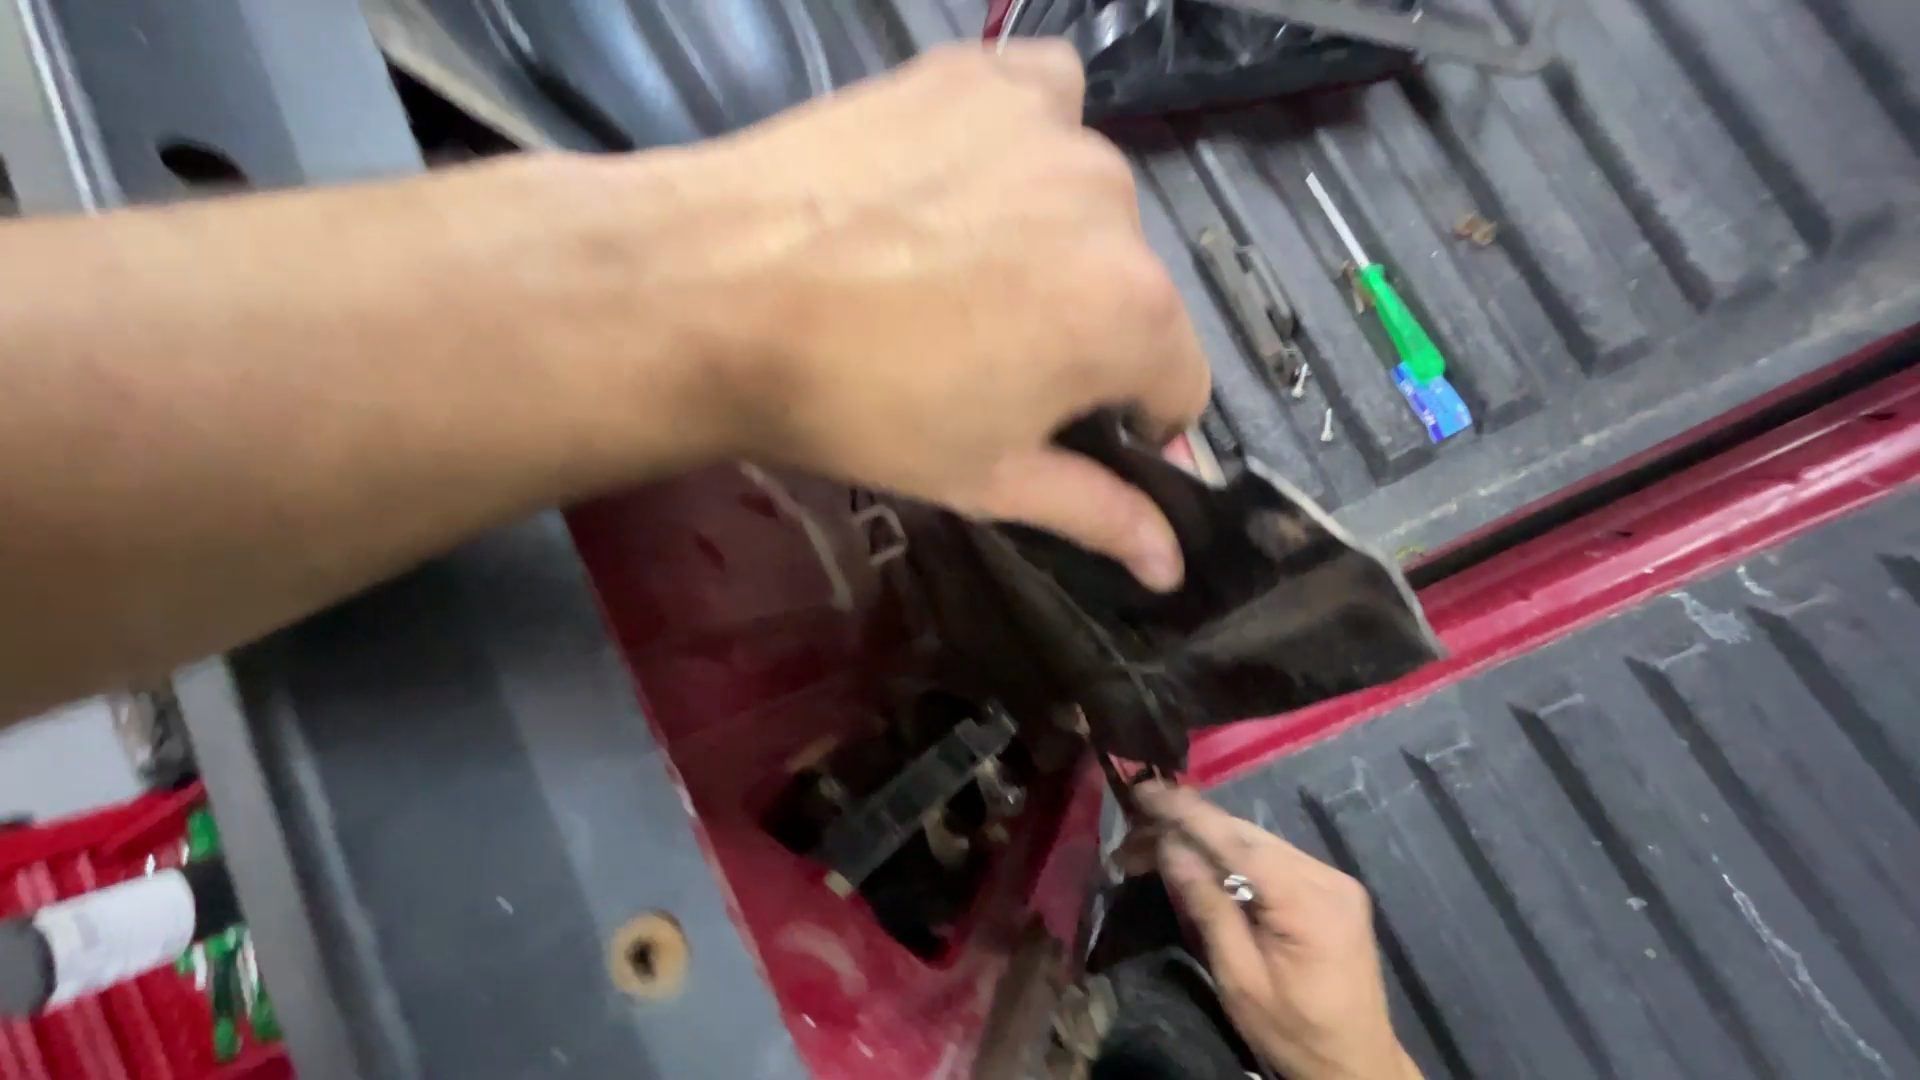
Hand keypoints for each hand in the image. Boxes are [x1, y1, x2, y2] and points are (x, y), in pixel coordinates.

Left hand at [637, 42, 1210, 589]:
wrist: (717, 293)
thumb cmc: (862, 408)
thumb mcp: (987, 477)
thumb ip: (1096, 511)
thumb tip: (1171, 564)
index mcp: (1130, 313)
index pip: (1180, 383)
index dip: (1128, 419)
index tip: (1059, 424)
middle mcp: (1117, 202)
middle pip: (1131, 291)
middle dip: (1082, 329)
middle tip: (981, 353)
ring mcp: (1051, 123)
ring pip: (1087, 209)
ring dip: (1050, 244)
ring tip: (951, 270)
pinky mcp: (986, 70)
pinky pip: (1044, 111)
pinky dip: (1020, 153)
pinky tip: (956, 187)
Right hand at [1137, 785, 1421, 1079]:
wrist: (1358, 1068)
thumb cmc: (1295, 1033)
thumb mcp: (1240, 979)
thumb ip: (1207, 906)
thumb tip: (1168, 846)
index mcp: (1308, 900)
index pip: (1234, 839)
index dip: (1183, 811)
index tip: (1141, 791)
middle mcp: (1324, 875)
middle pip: (1241, 833)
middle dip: (1183, 826)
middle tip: (1132, 834)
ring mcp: (1330, 877)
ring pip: (1251, 839)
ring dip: (1200, 838)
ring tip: (1152, 845)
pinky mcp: (1327, 885)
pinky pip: (1266, 854)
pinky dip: (1226, 852)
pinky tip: (1195, 857)